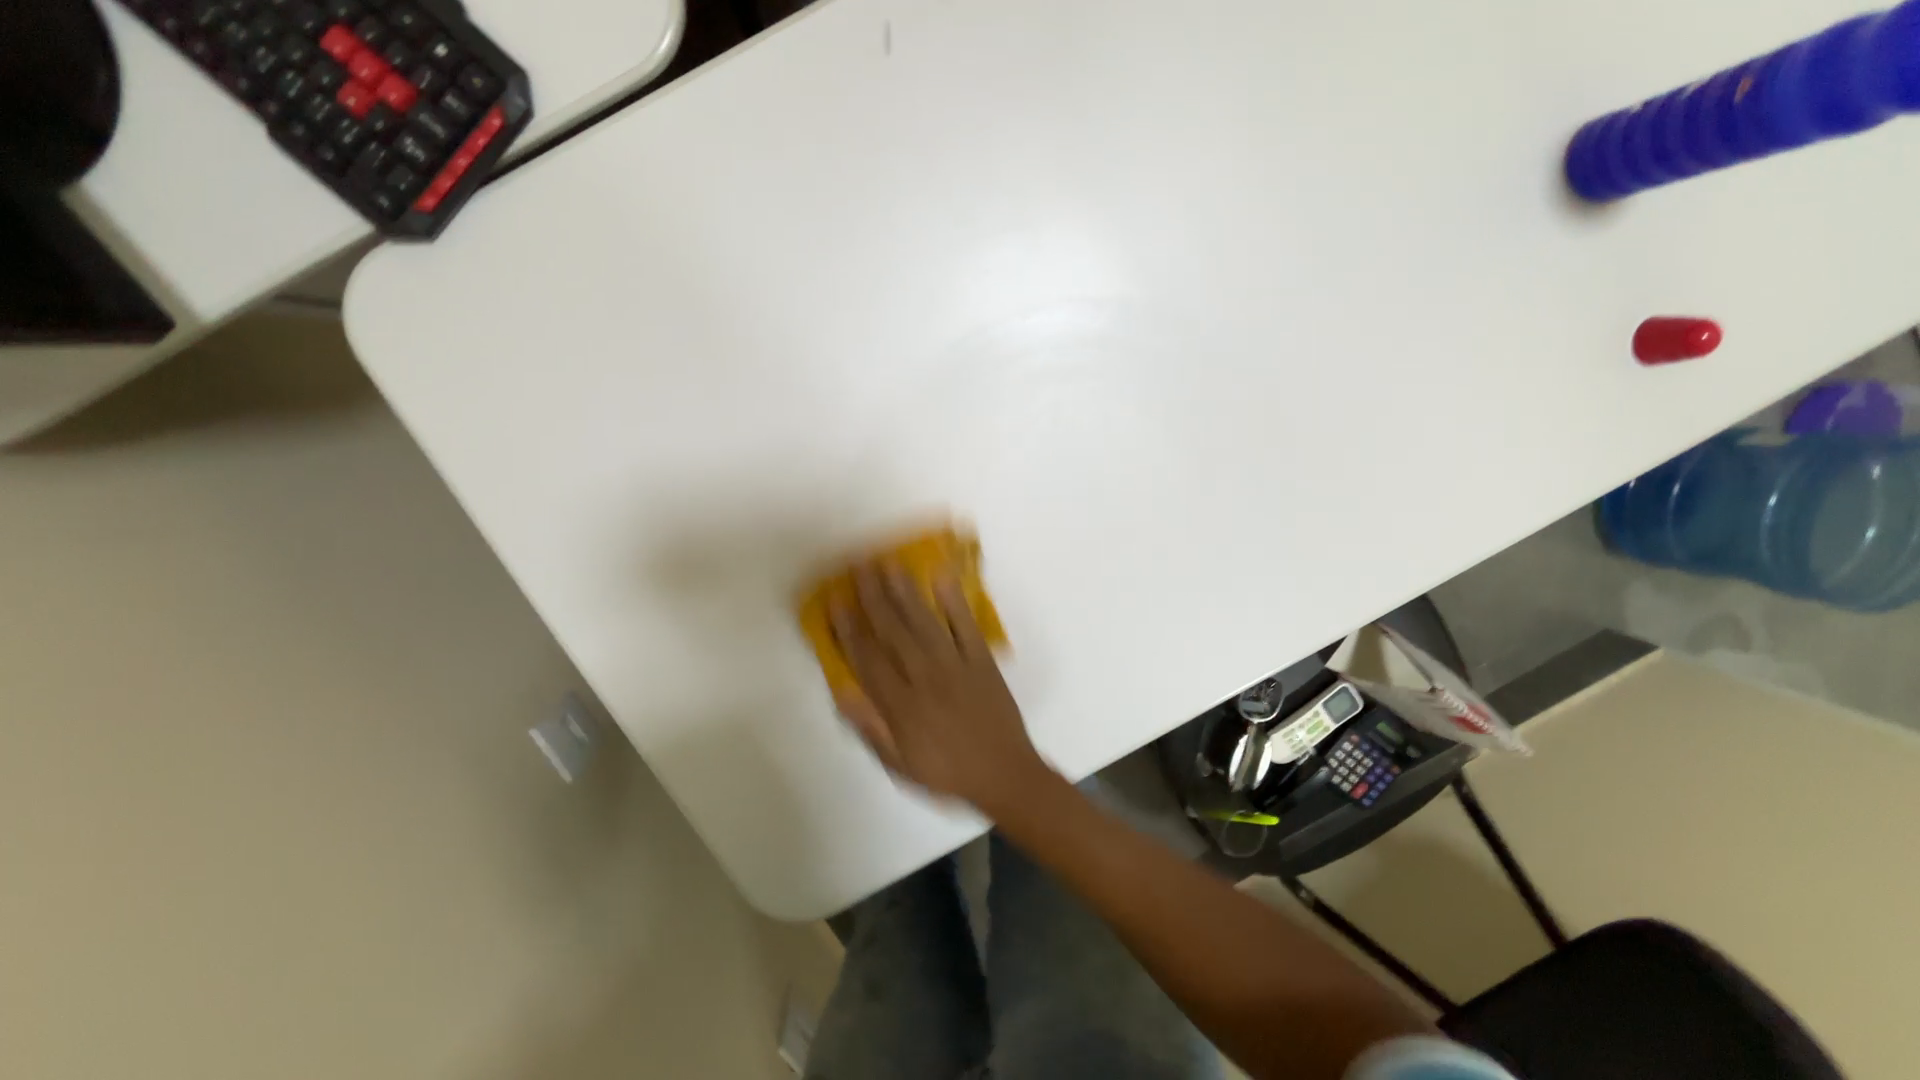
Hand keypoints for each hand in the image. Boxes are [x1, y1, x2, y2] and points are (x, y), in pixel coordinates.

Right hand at [830, 560, 1051, 812]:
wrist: (1004, 775)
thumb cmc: (947, 773)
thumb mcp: (900, 764)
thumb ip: (871, 729)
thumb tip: (842, 694)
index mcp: (902, 705)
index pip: (868, 659)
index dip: (849, 628)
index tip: (836, 601)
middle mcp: (925, 677)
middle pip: (894, 631)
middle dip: (873, 597)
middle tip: (858, 567)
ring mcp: (956, 666)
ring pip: (925, 622)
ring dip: (906, 591)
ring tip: (890, 564)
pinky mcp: (982, 661)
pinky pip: (966, 626)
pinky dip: (954, 602)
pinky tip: (941, 578)